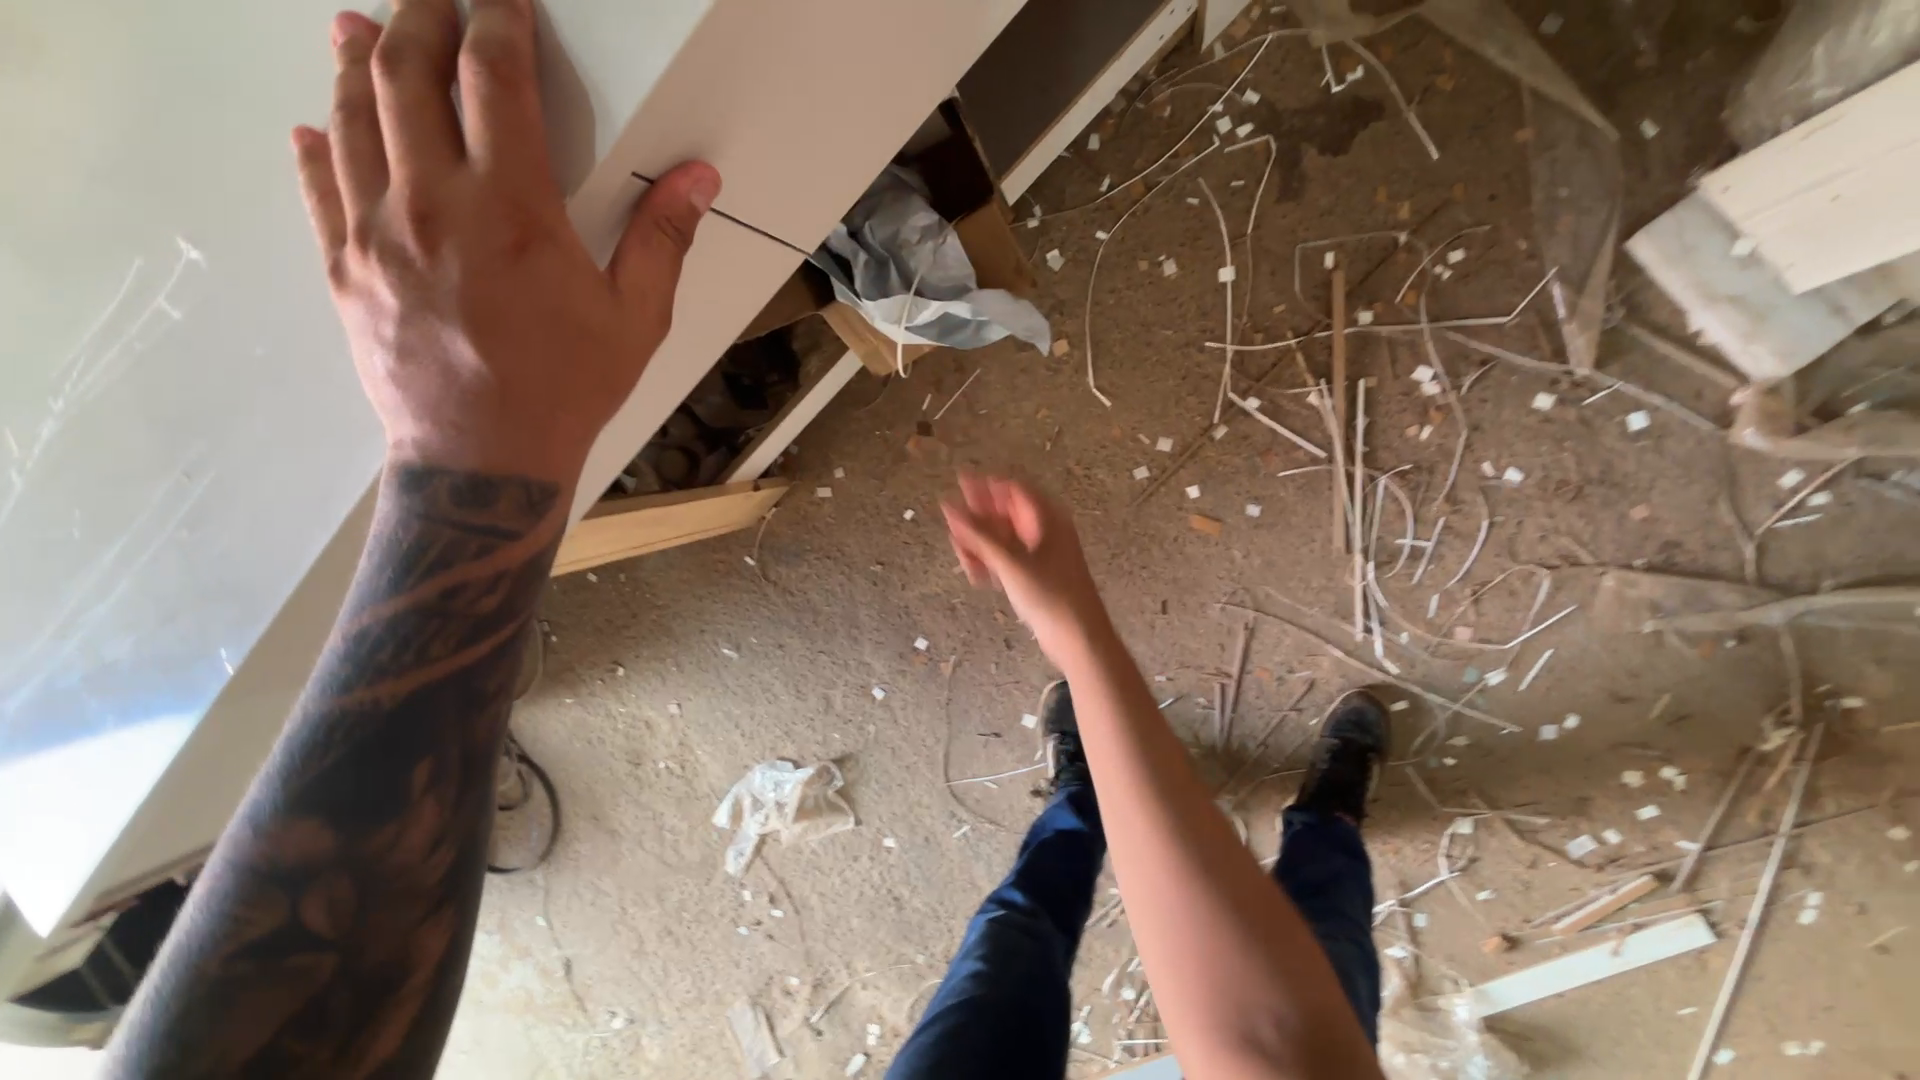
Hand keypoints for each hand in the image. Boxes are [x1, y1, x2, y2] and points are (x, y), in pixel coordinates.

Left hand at [293, 0, 719, 484]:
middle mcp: (432, 203)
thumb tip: (699, 176)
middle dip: (418, 16)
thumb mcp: (635, 319)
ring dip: (355, 59)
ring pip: (349, 115)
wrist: (482, 457)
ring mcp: (374, 233)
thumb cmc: (568, 388)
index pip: (493, 79)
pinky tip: (316, 120)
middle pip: (403, 73)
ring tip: (360, 25)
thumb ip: (661, 239)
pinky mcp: (343, 267)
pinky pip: (316, 183)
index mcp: (513, 210)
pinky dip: (315, 139)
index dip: (498, 21)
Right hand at [942, 472, 1111, 662]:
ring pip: (1002, 539)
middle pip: (1005, 514)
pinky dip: (990, 563)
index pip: (1013, 489)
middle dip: (978, 520)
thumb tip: (949, 506)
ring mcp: (1040, 555)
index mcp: (1047, 519)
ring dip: (980, 545)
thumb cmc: (1050, 595)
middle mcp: (1044, 532)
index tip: (959, 486)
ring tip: (965, 559)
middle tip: (954, 529)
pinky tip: (977, 576)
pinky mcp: (1034, 577)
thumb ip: (977, 534)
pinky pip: (1006, 560)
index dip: (986, 486)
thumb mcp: (1010, 562)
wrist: (1078, 638)